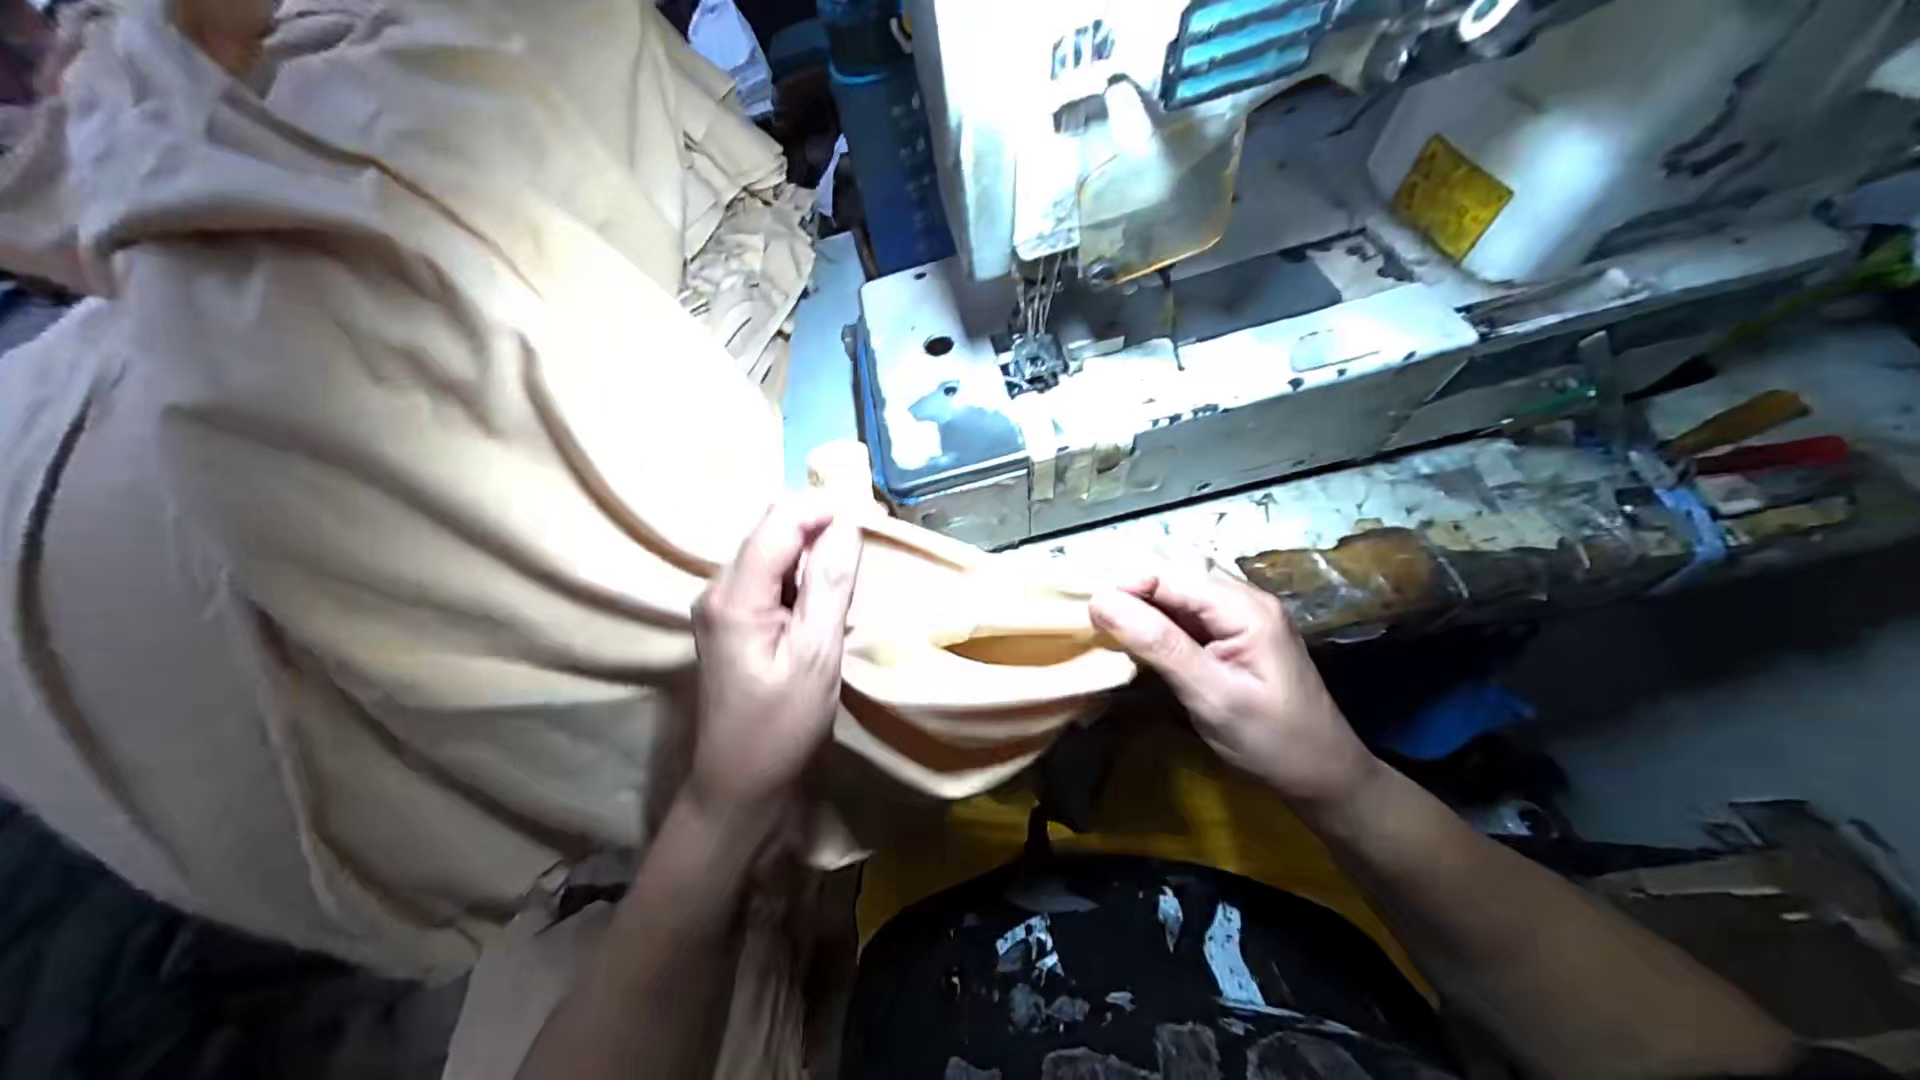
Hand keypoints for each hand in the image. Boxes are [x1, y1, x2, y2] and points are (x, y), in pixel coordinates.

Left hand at [688, 499, 861, 819]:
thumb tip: (849, 523)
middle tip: (870, 537)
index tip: (873, 516)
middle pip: (771, 528)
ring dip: (814, 547)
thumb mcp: (816, 656)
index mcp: (735, 596)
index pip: (780, 521)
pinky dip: (801, 570)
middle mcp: (718, 588)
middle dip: (822, 522)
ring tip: (854, 563)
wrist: (738, 782)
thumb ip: (830, 585)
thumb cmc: (780, 726)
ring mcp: (720, 602)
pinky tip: (825, 589)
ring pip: (771, 547)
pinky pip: (768, 573)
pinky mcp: (730, 616)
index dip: (826, 508)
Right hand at [1089, 569, 1378, 806]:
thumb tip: (1102, 600)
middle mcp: (1246, 600)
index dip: (1127, 587)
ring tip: (1112, 631)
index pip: (1172, 576)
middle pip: (1176, 578)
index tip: (1089, 614)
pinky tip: (1144, 643)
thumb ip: (1158, 644)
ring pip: (1181, 595)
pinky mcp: (1238, 636)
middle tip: (1097, 624)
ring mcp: (1244, 617)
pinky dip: (1161, 624)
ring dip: (1144, 608)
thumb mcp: (1211, 695)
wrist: (1324, 777)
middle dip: (1133, 595)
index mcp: (1246, 608)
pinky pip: (1191, 615)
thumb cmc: (1271, 741)